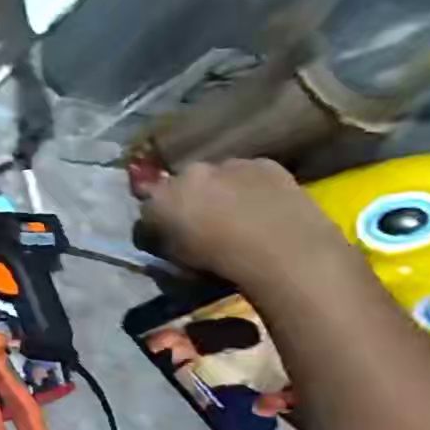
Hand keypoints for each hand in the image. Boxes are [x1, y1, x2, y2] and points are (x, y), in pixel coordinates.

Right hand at [134, 158, 356, 289]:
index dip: (155, 224)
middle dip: (186, 200)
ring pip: (215, 176)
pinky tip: (261, 207)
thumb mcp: (177, 265)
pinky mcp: (263, 163)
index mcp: (160, 200)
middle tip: (200, 224)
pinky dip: (248, 186)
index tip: (165, 238)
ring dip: (218, 191)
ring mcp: (228, 164)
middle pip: (180, 184)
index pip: (146, 208)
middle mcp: (189, 173)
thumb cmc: (219, 264)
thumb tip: (163, 241)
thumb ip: (164, 247)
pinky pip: (247, 174)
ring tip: (235, 216)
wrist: (282, 249)